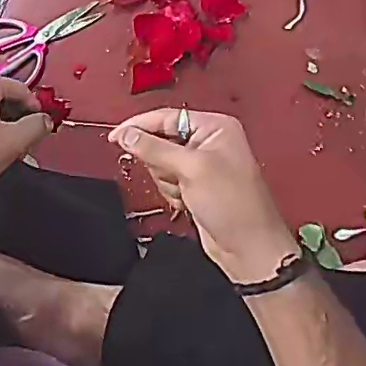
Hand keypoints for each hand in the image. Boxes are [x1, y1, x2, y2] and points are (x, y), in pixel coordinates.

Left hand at [0, 74, 50, 217]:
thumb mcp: (12, 142)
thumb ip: (36, 126)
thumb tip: (45, 120)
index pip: (19, 88)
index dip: (35, 106)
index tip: (41, 122)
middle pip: (2, 95)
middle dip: (18, 116)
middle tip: (28, 137)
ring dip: (3, 123)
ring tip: (10, 146)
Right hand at [109, 111, 297, 282]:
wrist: (248, 248)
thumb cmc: (235, 205)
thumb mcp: (191, 169)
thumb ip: (154, 148)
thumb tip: (127, 135)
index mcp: (215, 127)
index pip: (167, 117)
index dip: (139, 126)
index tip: (116, 136)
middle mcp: (209, 142)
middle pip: (161, 140)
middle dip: (161, 162)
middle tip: (175, 176)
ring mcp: (202, 164)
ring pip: (160, 163)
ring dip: (167, 181)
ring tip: (186, 192)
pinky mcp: (196, 185)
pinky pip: (167, 181)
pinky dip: (172, 192)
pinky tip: (188, 202)